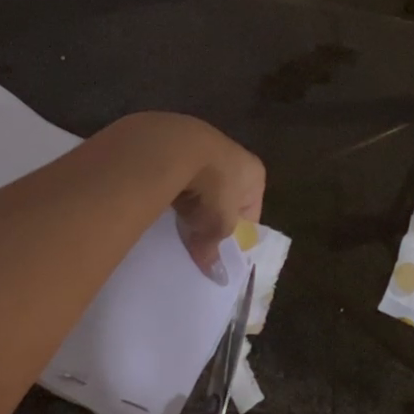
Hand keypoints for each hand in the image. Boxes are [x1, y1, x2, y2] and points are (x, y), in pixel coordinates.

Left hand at [172, 128, 264, 281]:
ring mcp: (203, 143)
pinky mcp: (174, 141)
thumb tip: (212, 271)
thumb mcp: (217, 226)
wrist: (173, 148)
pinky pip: (175, 171)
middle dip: (209, 214)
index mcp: (254, 172)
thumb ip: (214, 247)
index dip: (235, 232)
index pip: (251, 210)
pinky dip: (169, 184)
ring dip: (188, 198)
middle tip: (194, 235)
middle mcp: (233, 153)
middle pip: (223, 194)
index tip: (218, 248)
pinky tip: (158, 198)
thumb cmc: (211, 189)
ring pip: (197, 182)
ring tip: (174, 219)